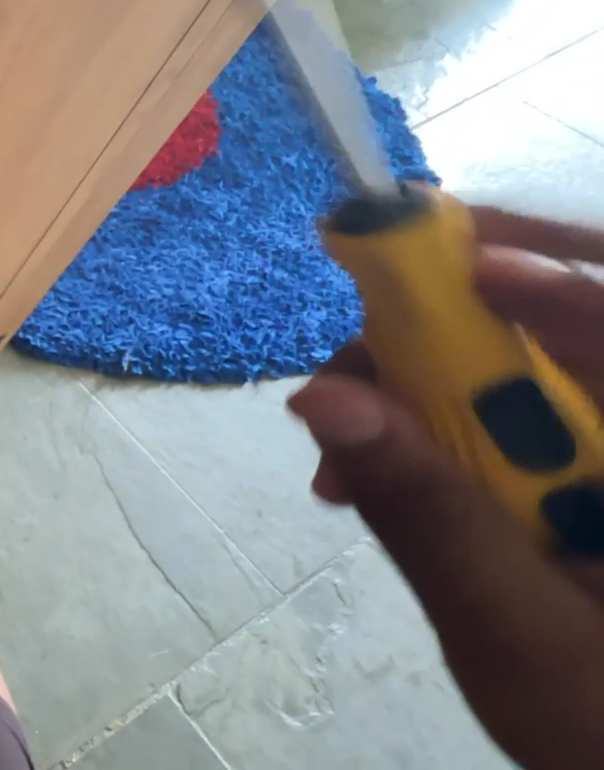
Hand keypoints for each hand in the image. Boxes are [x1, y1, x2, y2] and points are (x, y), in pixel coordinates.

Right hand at [289, 208, 603, 769]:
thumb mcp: (522, 642)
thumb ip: (432, 519)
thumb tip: (322, 398)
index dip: (561, 283)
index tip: (448, 258)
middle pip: (582, 323)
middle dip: (457, 315)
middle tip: (359, 337)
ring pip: (535, 360)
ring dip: (420, 378)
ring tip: (344, 441)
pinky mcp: (582, 466)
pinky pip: (515, 403)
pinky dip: (431, 415)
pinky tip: (379, 463)